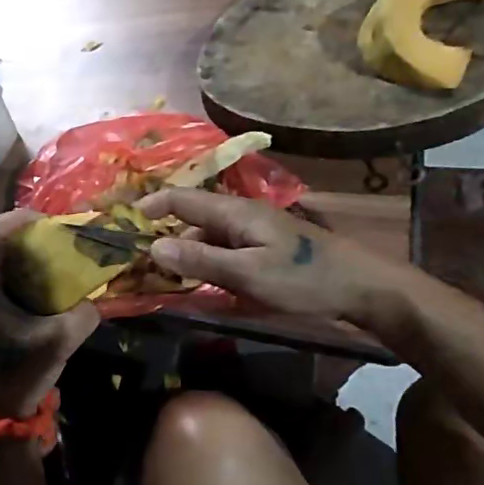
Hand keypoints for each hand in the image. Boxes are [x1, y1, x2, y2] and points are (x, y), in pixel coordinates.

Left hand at [0, 209, 99, 418]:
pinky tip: (53, 264)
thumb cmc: (23, 372)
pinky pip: (6, 260)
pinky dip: (29, 254)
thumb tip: (98, 290)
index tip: (54, 223)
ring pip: (0, 243)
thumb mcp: (60, 342)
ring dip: (29, 238)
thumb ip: (84, 312)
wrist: (2, 403)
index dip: (21, 218)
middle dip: (29, 224)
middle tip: (61, 231)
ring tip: (60, 243)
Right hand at [135, 189, 421, 325]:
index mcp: (234, 211)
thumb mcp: (247, 273)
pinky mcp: (265, 247)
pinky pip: (225, 249)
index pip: (181, 198)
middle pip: (192, 218)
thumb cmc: (303, 278)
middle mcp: (241, 214)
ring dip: (185, 253)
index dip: (149, 207)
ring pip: (207, 235)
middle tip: (139, 265)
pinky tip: (201, 283)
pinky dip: (207, 262)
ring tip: (164, 279)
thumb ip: (200, 259)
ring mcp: (255, 230)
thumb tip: (154, 246)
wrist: (361, 286)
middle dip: (164, 237)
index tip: (122, 224)